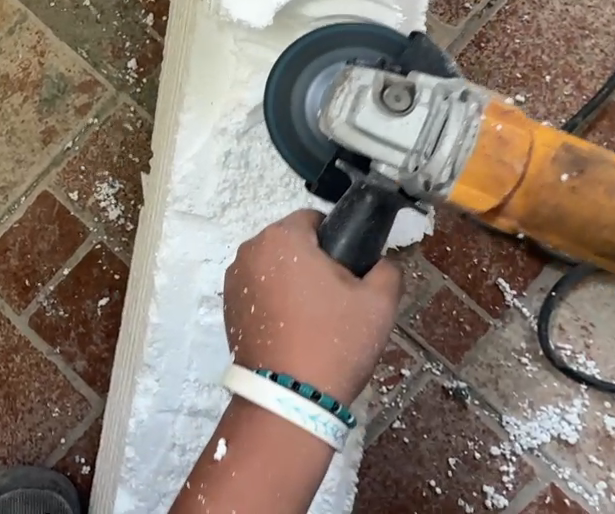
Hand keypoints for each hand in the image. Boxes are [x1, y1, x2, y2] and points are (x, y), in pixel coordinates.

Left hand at [223, 209, 400, 402]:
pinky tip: (292, 328)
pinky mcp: (227, 303)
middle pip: (290, 243)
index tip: (349, 269)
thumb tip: (381, 261)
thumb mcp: (379, 304)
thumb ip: (386, 270)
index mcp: (282, 237)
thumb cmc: (335, 340)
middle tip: (337, 297)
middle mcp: (251, 248)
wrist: (290, 394)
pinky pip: (257, 288)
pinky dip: (273, 299)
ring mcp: (234, 276)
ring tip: (315, 317)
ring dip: (292, 280)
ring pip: (273, 266)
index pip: (312, 219)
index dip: (335, 239)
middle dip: (312, 261)